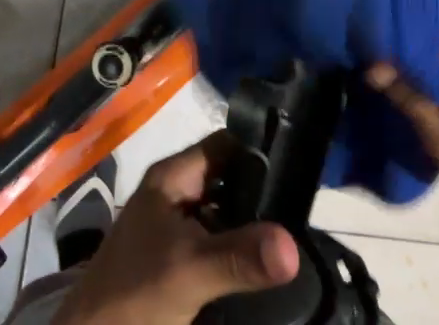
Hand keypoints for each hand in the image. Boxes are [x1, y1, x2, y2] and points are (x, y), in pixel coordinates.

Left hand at [52, 135, 300, 324]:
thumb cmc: (134, 293)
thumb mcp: (190, 271)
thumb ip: (239, 257)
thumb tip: (293, 248)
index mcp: (172, 178)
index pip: (225, 145)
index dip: (260, 151)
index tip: (300, 170)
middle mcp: (175, 194)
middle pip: (229, 180)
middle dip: (263, 195)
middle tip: (304, 214)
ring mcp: (176, 227)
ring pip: (226, 215)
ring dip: (254, 227)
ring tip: (295, 238)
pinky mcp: (180, 258)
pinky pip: (220, 244)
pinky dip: (241, 252)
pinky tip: (267, 266)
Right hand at [366, 0, 438, 220]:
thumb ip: (410, 100)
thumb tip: (372, 67)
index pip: (406, 33)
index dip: (379, 36)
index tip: (358, 41)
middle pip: (424, 6)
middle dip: (397, 14)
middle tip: (373, 31)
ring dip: (419, 12)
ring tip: (396, 31)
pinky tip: (429, 35)